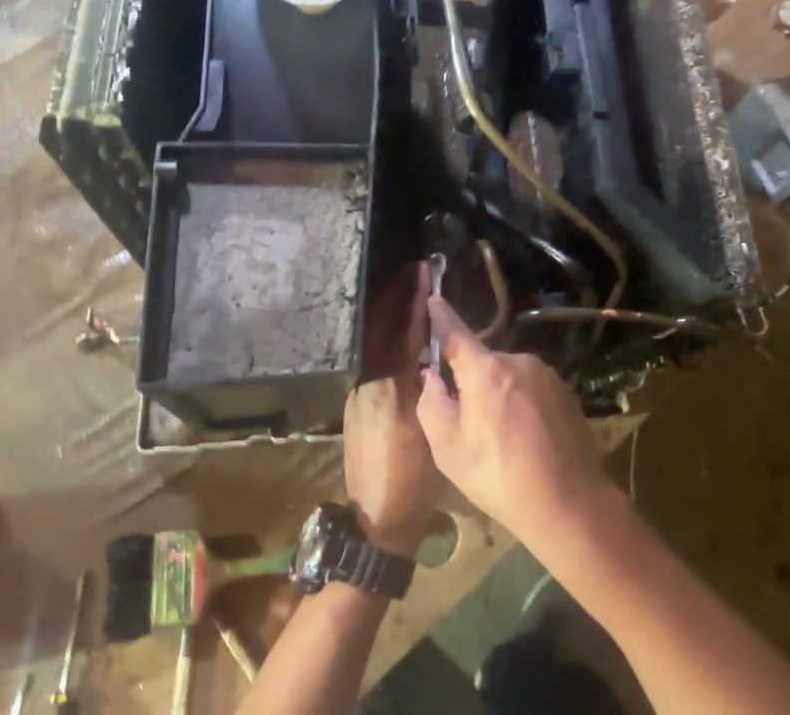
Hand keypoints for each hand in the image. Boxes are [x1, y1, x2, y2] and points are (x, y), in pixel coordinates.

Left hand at [344, 261, 443, 555]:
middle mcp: (369, 384)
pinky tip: (395, 331)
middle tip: (411, 270)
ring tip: (404, 290)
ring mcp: (359, 394)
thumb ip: (432, 391)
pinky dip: (384, 336)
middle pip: (383, 330)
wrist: (375, 519)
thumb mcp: (433, 433)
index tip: (422, 272)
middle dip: (397, 298)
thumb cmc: (414, 481)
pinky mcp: (356, 405)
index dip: (414, 301)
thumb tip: (432, 357)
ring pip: (375, 342)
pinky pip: (372, 358)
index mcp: (392, 388)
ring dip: (389, 314)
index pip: (405, 333)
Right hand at [416, 298, 613, 546]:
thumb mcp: (449, 449)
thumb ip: (432, 405)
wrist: (568, 501)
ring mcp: (547, 376)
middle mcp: (519, 362)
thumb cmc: (498, 476)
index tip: (433, 298)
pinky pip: (532, 390)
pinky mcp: (566, 393)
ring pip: (509, 378)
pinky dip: (522, 406)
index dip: (441, 317)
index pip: (456, 333)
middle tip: (469, 426)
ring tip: (502, 441)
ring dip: (499, 397)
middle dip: (471, 384)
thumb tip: (432, 377)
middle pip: (483, 363)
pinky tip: (526, 440)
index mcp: (486, 370)